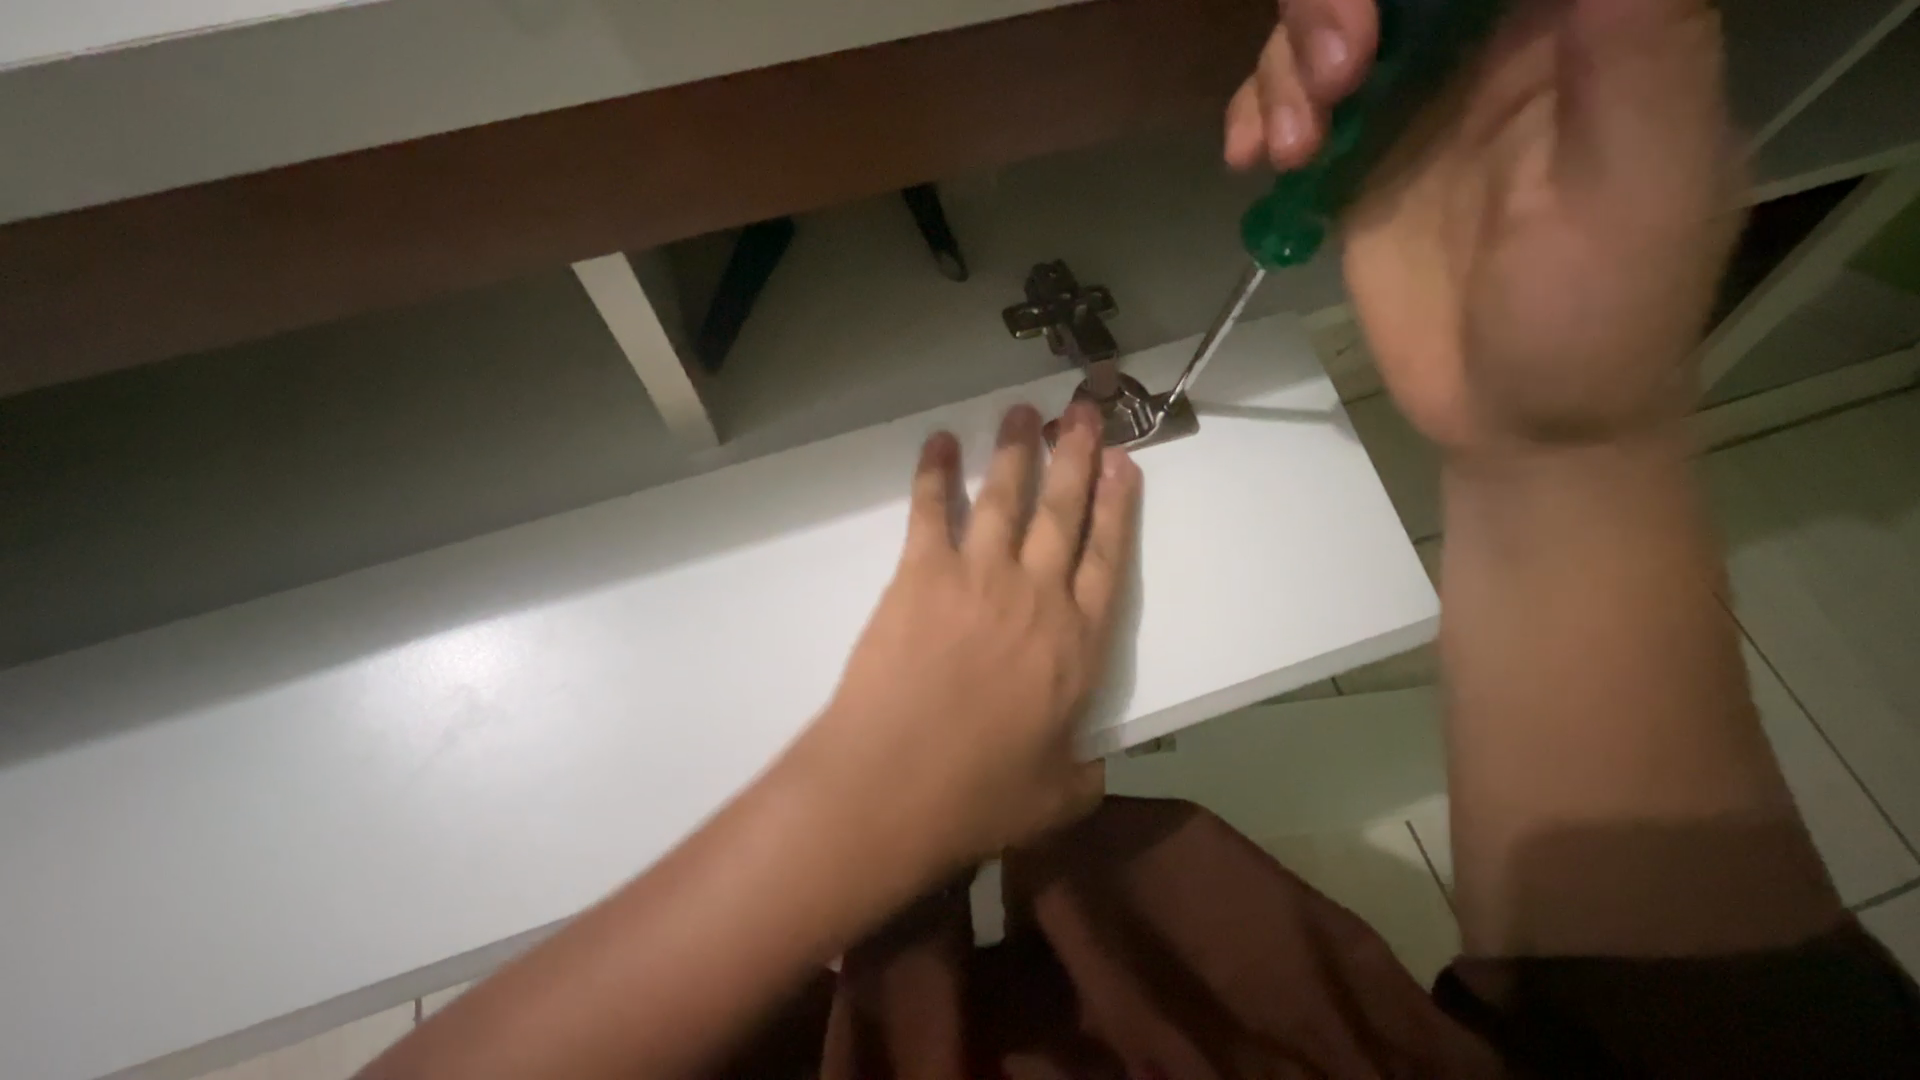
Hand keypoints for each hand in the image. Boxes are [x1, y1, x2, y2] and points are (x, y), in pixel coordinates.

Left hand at [806, 404, 1140, 869]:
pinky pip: (930, 510)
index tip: (1124, 463)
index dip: (1119, 507)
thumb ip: (1084, 771)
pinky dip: (934, 472)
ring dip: (1017, 451)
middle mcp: (1037, 596)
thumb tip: (1094, 765)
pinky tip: (940, 442)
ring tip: (1024, 411)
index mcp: (1078, 645)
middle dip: (1077, 457)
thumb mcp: (1058, 796)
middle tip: (1085, 411)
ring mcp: (977, 577)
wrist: (894, 783)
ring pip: (1005, 498)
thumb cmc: (980, 796)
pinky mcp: (921, 574)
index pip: (1109, 559)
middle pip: (1064, 513)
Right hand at [1228, 0, 1741, 453]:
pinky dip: (1256, 113)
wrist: (1516, 418)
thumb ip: (1630, 38)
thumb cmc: (1595, 313)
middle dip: (1331, 8)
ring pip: (1322, 30)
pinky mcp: (1356, 164)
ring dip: (1285, 68)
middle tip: (1332, 84)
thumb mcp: (1634, 177)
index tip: (1371, 28)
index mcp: (1579, 21)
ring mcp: (1414, 103)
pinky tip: (1253, 158)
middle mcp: (1490, 44)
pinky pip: (1289, 104)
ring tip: (1291, 149)